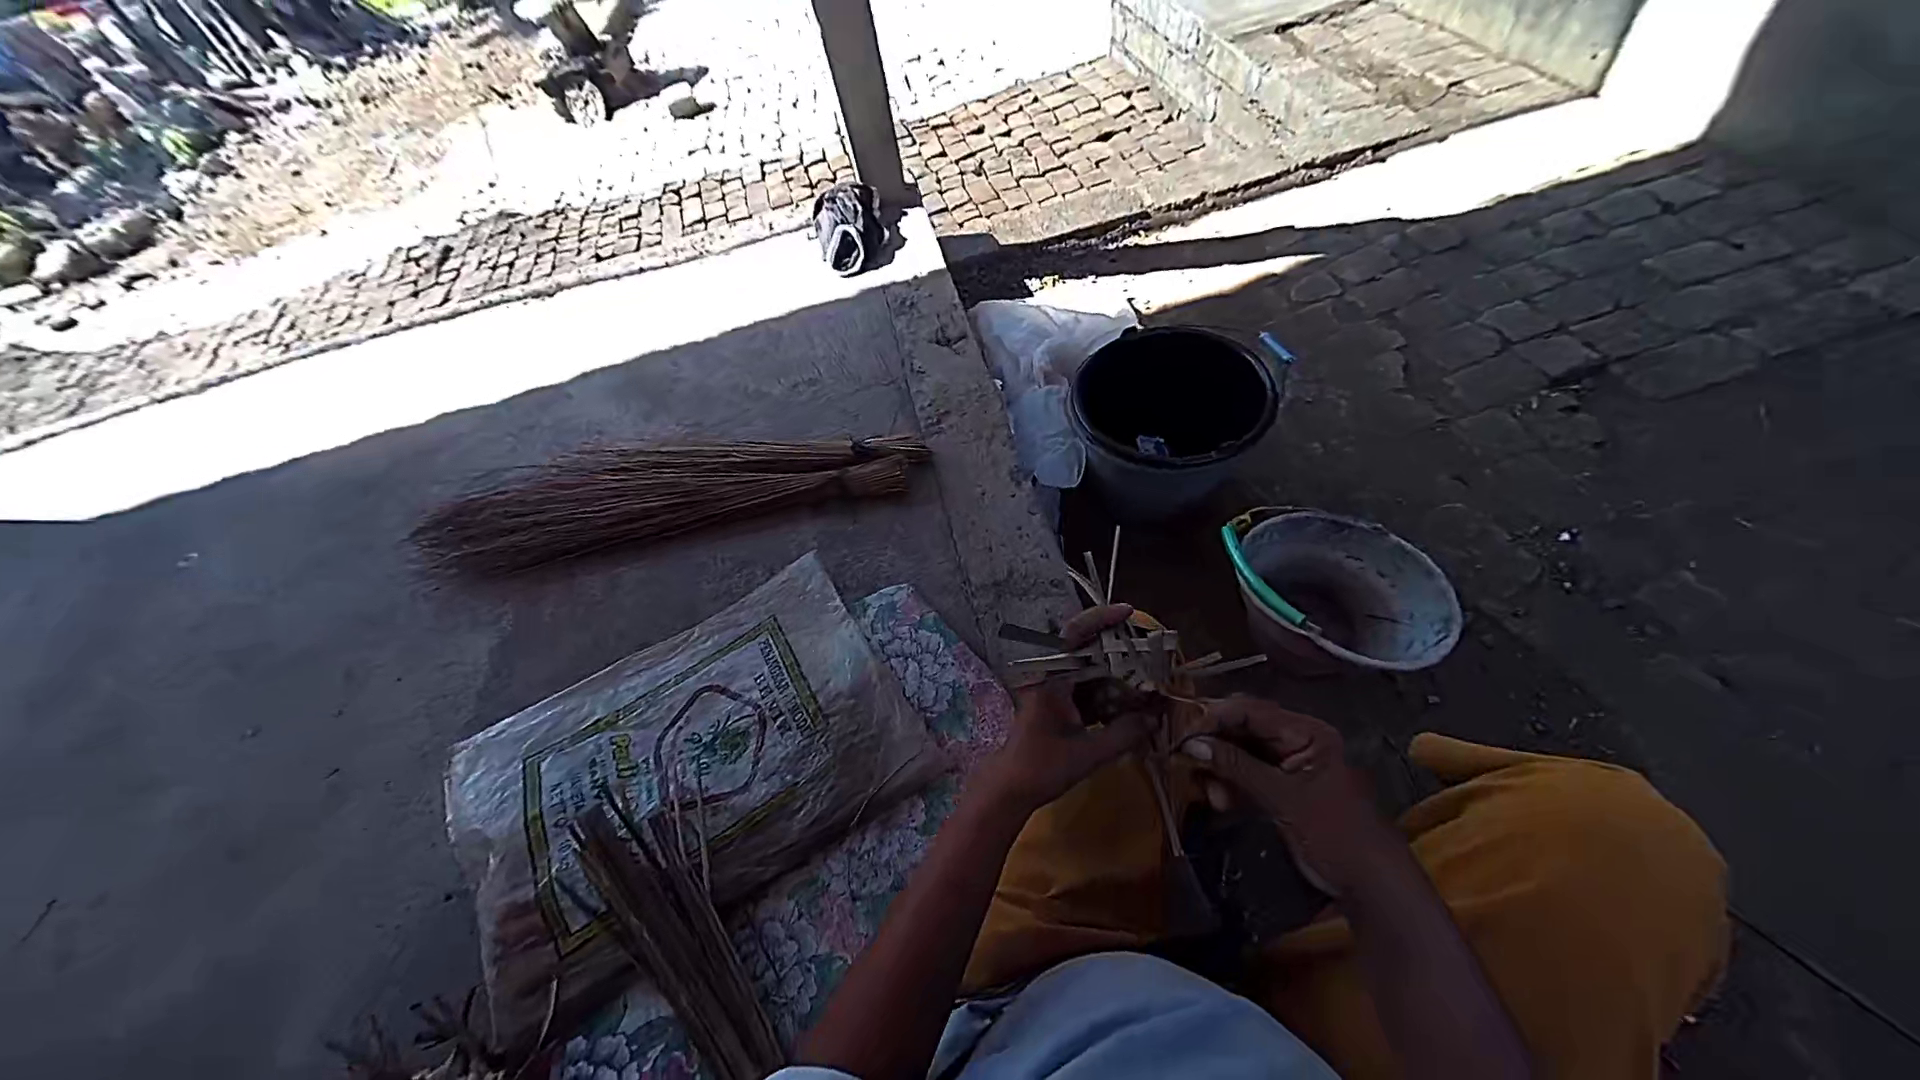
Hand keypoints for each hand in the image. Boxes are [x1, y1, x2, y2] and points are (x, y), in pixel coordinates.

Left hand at [974, 605, 1151, 812]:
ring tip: (1146, 673)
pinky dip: (1107, 686)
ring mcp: (1051, 685)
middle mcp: (1048, 673)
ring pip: (1087, 664)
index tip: (1128, 611)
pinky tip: (1129, 697)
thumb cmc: (1041, 768)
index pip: (1072, 633)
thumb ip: (1124, 734)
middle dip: (1118, 645)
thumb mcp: (1088, 754)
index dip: (1100, 617)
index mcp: (1048, 677)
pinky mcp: (1056, 698)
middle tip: (1150, 650)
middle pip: (1085, 645)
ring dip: (1115, 667)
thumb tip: (1157, 717)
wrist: (1011, 787)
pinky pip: (1085, 682)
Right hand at [1179, 695, 1403, 895]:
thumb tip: (1192, 743)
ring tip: (1209, 793)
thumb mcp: (1285, 796)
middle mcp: (1295, 741)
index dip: (1215, 717)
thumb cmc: (1336, 832)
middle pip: (1243, 730)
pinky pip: (1245, 776)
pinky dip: (1229, 785)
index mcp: (1307, 732)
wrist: (1370, 885)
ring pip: (1239, 754)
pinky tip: (1217, 800)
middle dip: (1215, 746)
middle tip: (1187, 759)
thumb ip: (1237, 766)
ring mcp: (1287, 766)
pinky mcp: (1279, 789)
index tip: (1184, 732)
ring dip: (1219, 770)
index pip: (1252, 711)